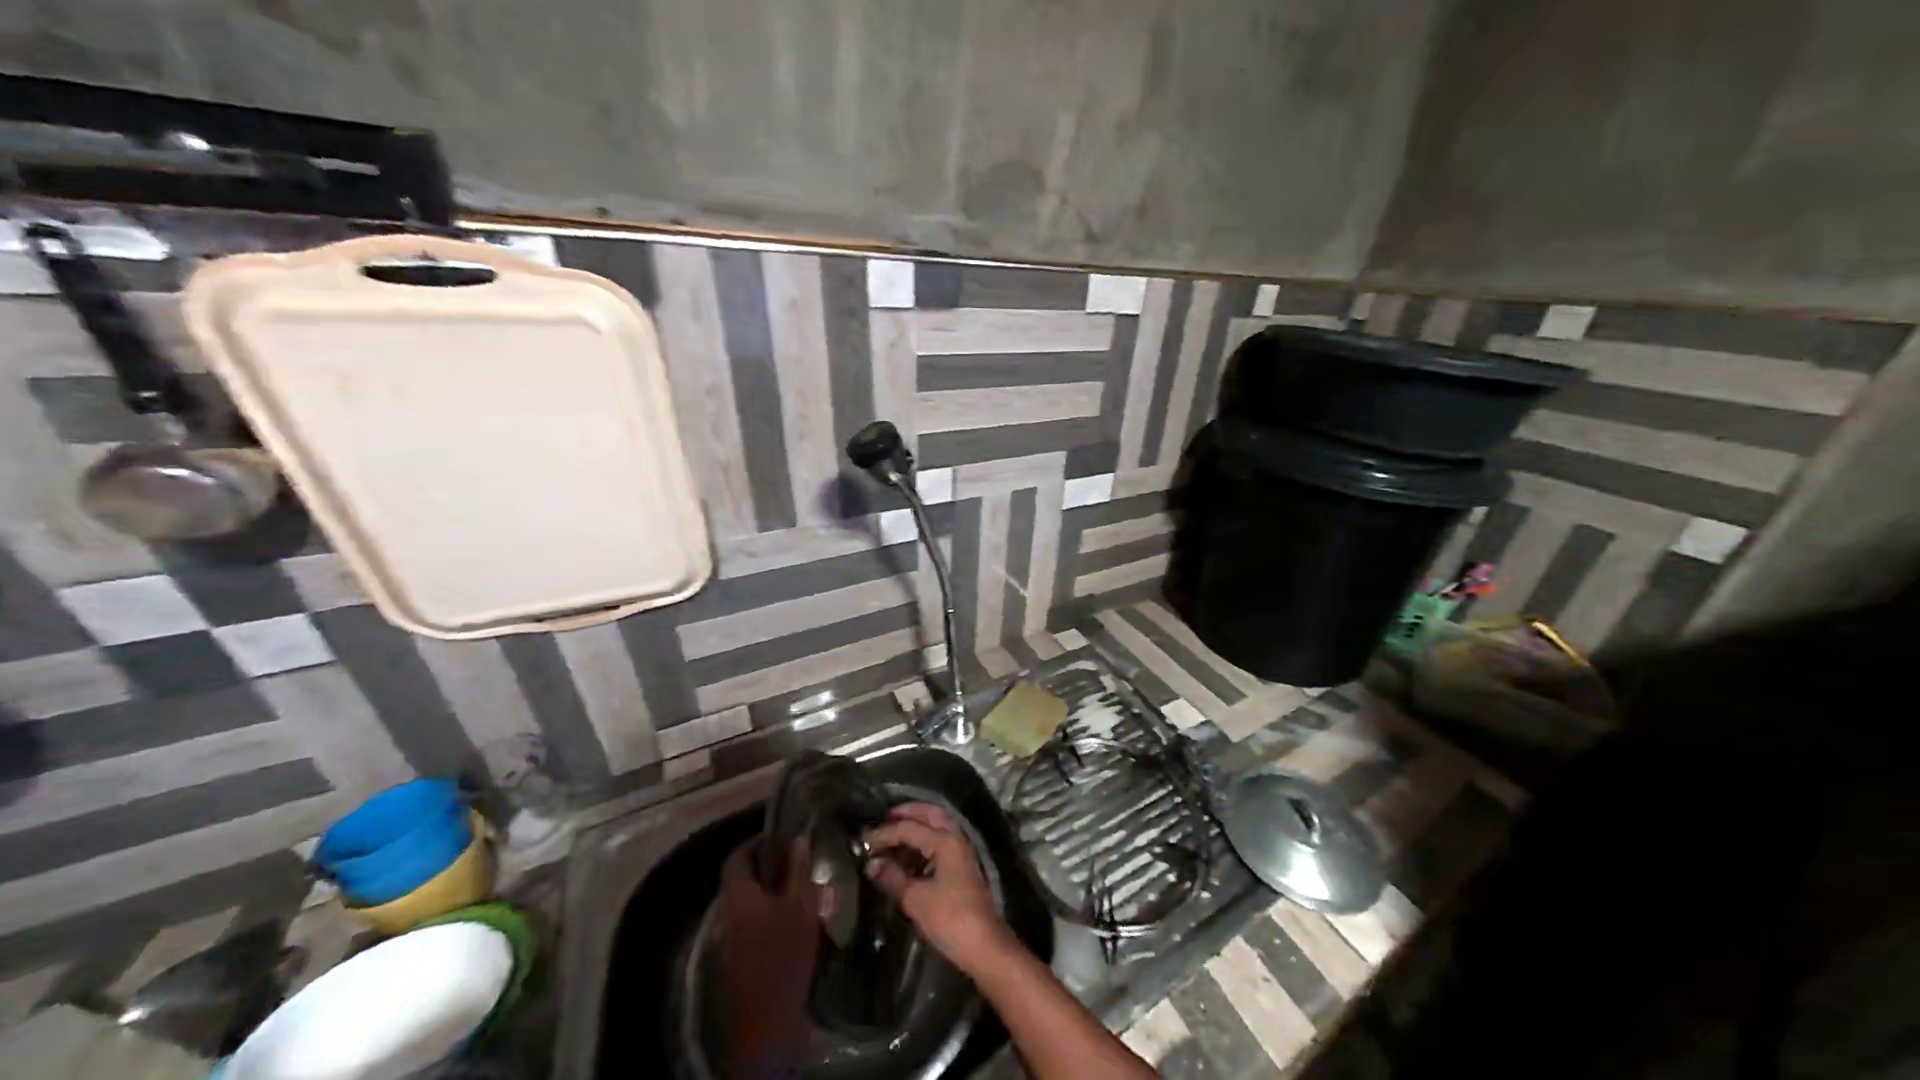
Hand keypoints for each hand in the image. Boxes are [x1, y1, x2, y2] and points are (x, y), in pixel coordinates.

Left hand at [716, 837, 820, 1069]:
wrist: (765, 1021)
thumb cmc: (783, 953)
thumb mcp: (800, 905)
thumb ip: (799, 870)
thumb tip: (799, 839)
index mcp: (737, 895)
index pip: (737, 856)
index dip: (757, 842)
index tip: (781, 835)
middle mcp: (727, 914)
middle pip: (746, 881)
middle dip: (771, 869)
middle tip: (799, 864)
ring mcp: (731, 940)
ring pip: (753, 904)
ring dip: (775, 894)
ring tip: (806, 893)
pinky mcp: (740, 961)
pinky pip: (755, 927)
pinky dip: (774, 917)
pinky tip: (800, 924)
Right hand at [864, 803, 1016, 975]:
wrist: (983, 946)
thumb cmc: (949, 919)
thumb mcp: (916, 899)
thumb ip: (893, 877)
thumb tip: (873, 864)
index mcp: (945, 841)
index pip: (908, 828)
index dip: (884, 833)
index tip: (864, 841)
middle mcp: (956, 839)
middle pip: (931, 814)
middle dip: (907, 813)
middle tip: (885, 818)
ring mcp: (962, 852)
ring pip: (938, 827)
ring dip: (917, 827)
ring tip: (892, 837)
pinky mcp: (962, 868)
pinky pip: (941, 843)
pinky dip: (924, 843)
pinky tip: (908, 857)